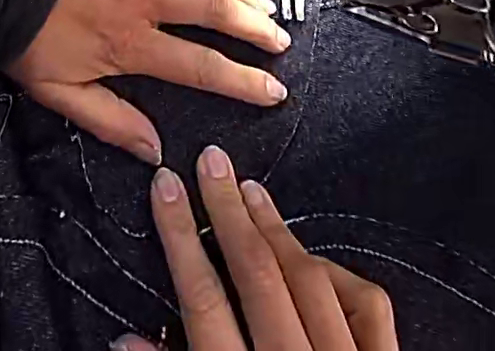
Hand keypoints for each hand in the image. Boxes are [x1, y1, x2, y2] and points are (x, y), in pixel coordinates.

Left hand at [7, 0, 291, 163]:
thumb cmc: (26, 38)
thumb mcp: (59, 92)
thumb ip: (110, 121)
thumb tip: (156, 151)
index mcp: (132, 42)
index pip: (202, 66)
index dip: (243, 81)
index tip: (275, 89)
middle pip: (215, 10)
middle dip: (255, 26)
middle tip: (281, 38)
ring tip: (264, 1)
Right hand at [119, 146, 397, 350]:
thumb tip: (126, 340)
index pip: (204, 304)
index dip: (182, 237)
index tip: (166, 186)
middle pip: (260, 276)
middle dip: (229, 212)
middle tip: (211, 160)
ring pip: (311, 278)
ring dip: (277, 228)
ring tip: (249, 190)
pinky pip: (368, 305)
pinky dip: (336, 271)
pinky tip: (311, 254)